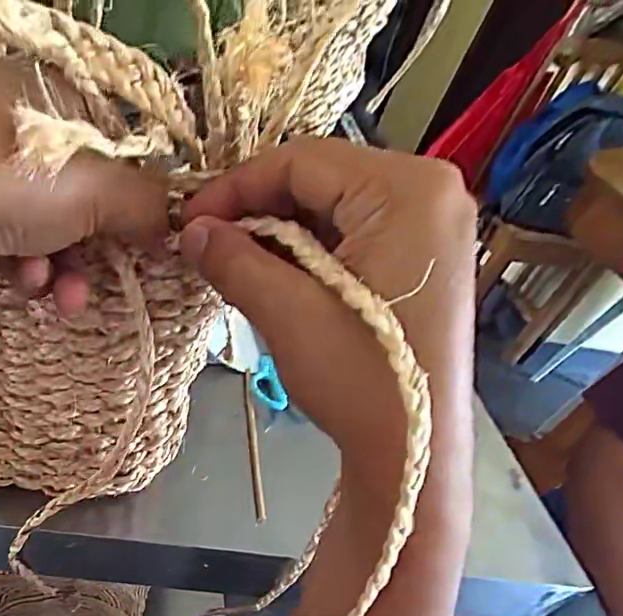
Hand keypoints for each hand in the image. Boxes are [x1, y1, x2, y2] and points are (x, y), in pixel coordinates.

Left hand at [0, 61, 168, 312]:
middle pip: (81, 199)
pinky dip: (24, 269)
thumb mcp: (100, 185)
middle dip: (98, 252)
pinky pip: (10, 246)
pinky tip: (24, 281)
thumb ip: (145, 205)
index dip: (137, 203)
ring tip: (63, 298)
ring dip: (64, 271)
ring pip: (46, 231)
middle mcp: (23, 127)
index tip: (148, 245)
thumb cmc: (20, 172)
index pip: (118, 152)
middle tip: (112, 285)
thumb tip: (172, 226)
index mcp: (60, 96)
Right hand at [179, 139, 475, 477]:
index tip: (189, 219)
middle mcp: (431, 192)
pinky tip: (275, 282)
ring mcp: (433, 229)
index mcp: (408, 188)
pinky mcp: (424, 263)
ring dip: (279, 238)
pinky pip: (353, 240)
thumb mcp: (289, 315)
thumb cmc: (360, 380)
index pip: (304, 159)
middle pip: (322, 183)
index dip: (236, 186)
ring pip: (334, 213)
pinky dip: (308, 257)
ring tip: (235, 268)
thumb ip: (236, 262)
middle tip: (208, 246)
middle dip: (257, 214)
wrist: (414, 449)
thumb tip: (191, 231)